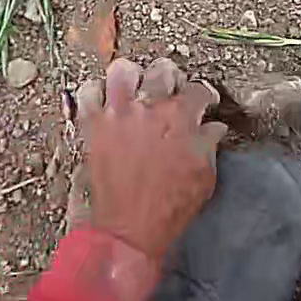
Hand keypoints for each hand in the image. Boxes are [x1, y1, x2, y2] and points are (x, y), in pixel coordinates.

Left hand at [71, 57, 226, 260]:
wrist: (130, 229)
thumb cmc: (171, 204)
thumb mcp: (205, 174)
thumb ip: (209, 143)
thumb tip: (213, 126)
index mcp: (181, 118)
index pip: (199, 89)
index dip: (205, 96)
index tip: (205, 103)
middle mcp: (149, 108)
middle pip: (163, 70)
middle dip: (171, 79)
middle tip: (170, 93)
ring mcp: (118, 115)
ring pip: (123, 71)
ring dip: (132, 77)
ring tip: (136, 90)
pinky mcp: (94, 127)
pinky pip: (87, 94)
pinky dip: (96, 94)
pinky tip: (106, 103)